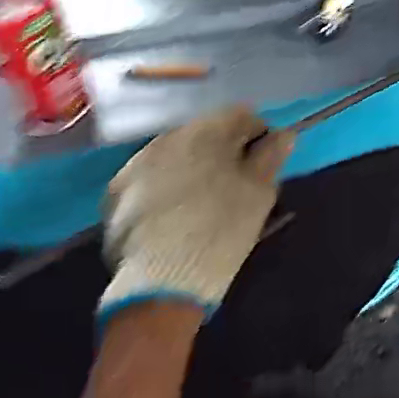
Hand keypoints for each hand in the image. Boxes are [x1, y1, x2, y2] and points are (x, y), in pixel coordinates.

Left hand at [100, 107, 296, 314]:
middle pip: (204, 132)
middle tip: (233, 183)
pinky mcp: (115, 192)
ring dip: (189, 166)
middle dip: (220, 150)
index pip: (241, 115)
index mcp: (208, 132)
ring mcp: (137, 163)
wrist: (161, 282)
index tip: (263, 160)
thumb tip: (283, 134)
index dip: (257, 134)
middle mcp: (169, 137)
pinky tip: (170, 215)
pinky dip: (162, 187)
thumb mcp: (258, 196)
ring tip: (199, 202)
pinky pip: (149, 177)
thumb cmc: (222, 231)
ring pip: (174, 153)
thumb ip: (270, 158)